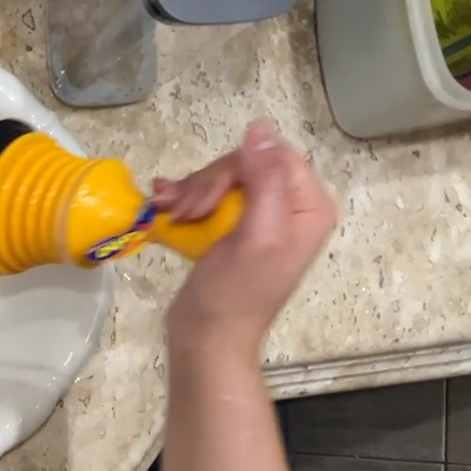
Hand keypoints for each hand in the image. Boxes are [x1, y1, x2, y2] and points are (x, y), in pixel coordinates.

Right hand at [153, 118, 336, 355]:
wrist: (206, 343)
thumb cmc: (233, 297)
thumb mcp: (256, 236)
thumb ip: (265, 179)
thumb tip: (260, 128)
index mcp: (306, 206)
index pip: (274, 157)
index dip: (234, 168)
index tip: (199, 202)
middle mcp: (286, 209)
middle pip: (246, 167)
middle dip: (207, 184)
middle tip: (180, 212)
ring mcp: (255, 222)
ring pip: (222, 182)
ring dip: (190, 192)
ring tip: (165, 210)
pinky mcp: (227, 235)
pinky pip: (209, 202)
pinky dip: (185, 202)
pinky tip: (163, 206)